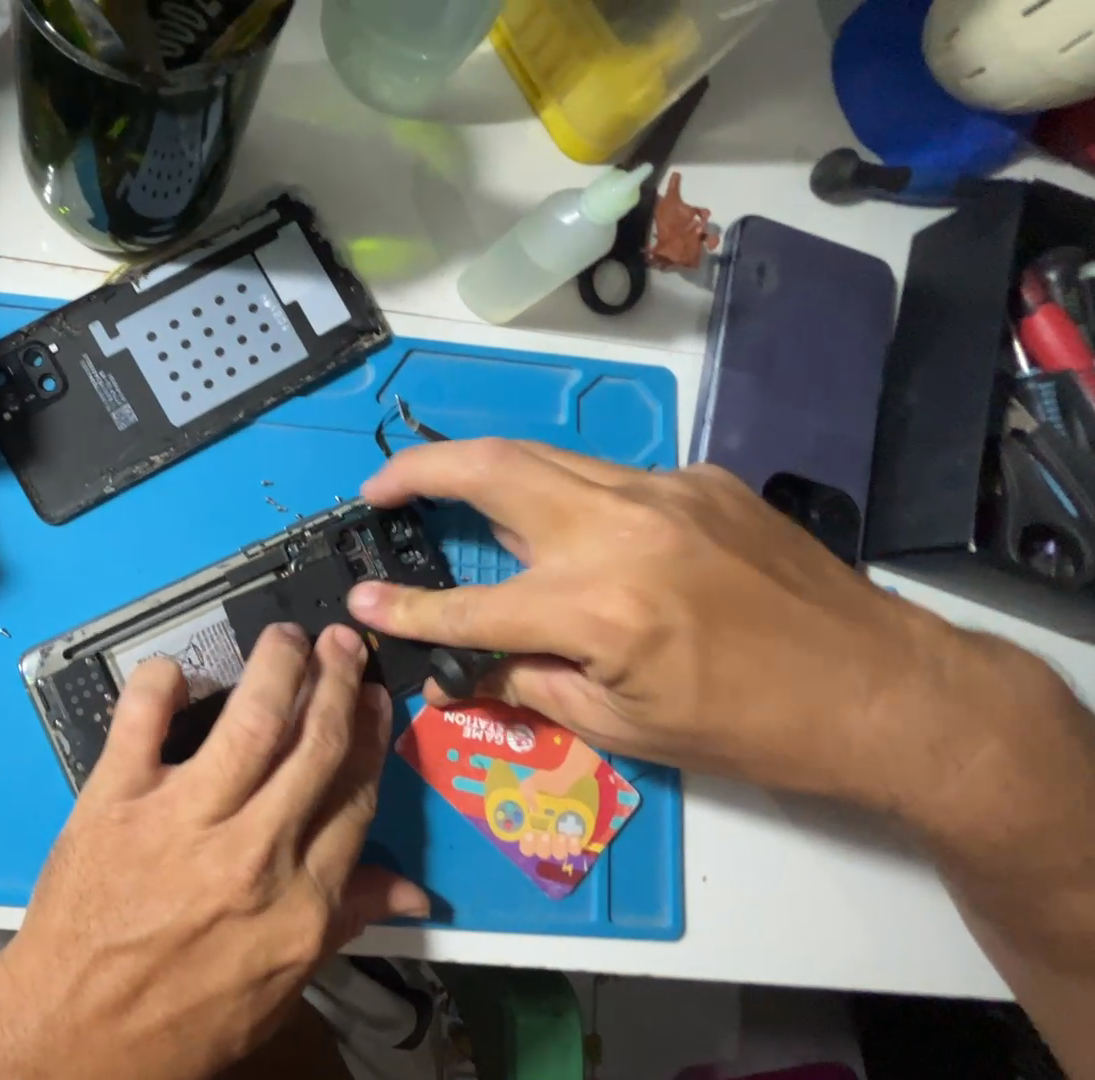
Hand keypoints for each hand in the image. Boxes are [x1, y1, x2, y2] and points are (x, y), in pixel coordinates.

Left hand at [0, 623, 428, 1079]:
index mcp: (299, 902)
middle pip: (314, 747)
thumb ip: (341, 924)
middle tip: (343, 642)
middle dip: (338, 683)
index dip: (371, 738)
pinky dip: (158, 684)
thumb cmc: (178, 1020)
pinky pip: (141, 721)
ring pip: (249, 722)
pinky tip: (176, 669)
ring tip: (287, 636)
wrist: (71, 1036)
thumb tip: (405, 887)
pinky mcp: (114, 798)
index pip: (353, 797)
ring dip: (276, 668)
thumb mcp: (277, 991)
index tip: (377, 699)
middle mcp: (251, 851)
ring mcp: (180, 819)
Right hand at [344, 438, 994, 811]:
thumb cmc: (747, 728)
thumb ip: (524, 680)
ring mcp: (662, 491)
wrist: (891, 692)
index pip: (470, 605)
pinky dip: (554, 494)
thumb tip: (455, 665)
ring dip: (475, 468)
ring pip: (537, 456)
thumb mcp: (619, 725)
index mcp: (598, 609)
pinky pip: (599, 476)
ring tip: (435, 486)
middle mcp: (619, 530)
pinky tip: (557, 525)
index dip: (405, 609)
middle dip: (417, 470)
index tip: (358, 600)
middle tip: (376, 487)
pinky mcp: (696, 480)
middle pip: (491, 470)